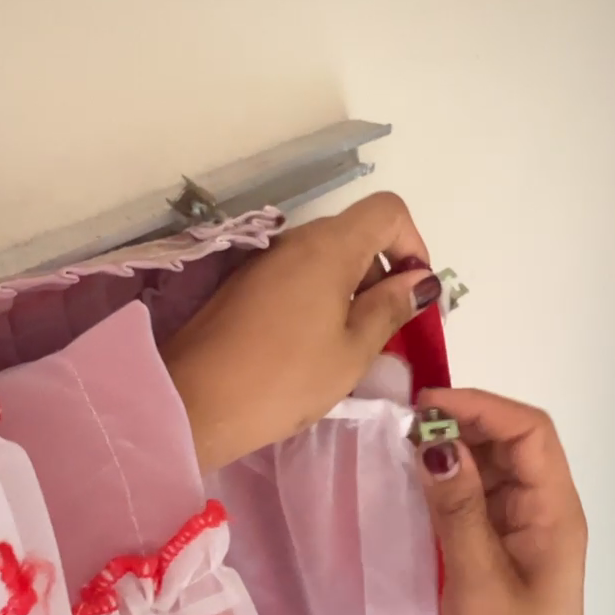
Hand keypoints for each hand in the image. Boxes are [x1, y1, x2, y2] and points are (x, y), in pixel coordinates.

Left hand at [165, 192, 441, 473]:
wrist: (193, 404)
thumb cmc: (285, 380)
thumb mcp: (353, 350)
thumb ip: (391, 307)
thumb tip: (421, 281)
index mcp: (329, 247)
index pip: (388, 211)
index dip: (413, 244)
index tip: (415, 293)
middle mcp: (296, 241)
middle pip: (357, 234)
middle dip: (385, 273)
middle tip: (389, 331)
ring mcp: (265, 261)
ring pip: (327, 259)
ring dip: (353, 291)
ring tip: (350, 347)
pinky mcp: (244, 285)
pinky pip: (298, 277)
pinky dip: (321, 299)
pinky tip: (314, 347)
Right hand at [414, 388, 595, 614]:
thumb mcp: (478, 581)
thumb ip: (458, 510)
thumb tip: (434, 444)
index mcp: (554, 511)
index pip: (530, 432)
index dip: (482, 407)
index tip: (427, 407)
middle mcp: (544, 507)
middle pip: (512, 440)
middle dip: (464, 421)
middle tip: (406, 425)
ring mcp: (524, 523)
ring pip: (493, 463)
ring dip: (454, 447)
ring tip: (404, 445)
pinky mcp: (502, 540)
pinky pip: (478, 492)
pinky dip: (449, 478)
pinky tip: (417, 479)